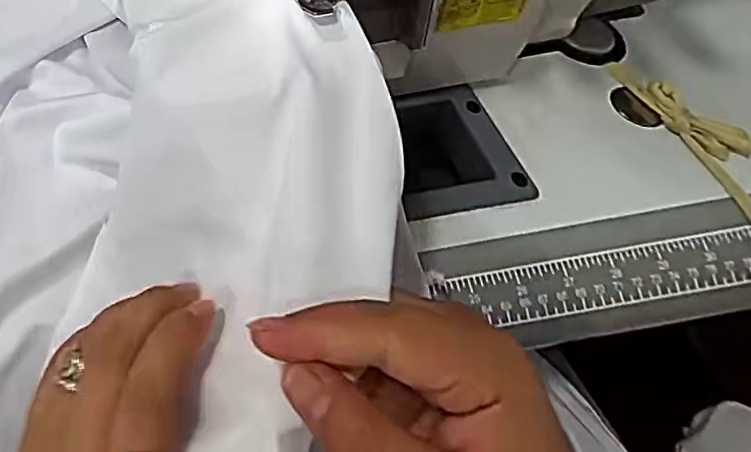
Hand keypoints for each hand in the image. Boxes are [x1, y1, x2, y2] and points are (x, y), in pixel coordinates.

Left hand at [18, 284, 217, 451]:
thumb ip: (179, 422)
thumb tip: (193, 359)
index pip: (147, 385)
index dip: (178, 338)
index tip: (206, 309)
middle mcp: (71, 440)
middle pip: (108, 352)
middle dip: (151, 310)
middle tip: (187, 290)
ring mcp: (39, 435)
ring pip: (77, 351)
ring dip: (120, 316)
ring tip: (155, 301)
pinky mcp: (25, 433)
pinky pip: (54, 369)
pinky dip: (86, 338)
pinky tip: (109, 329)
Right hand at [249, 291, 570, 451]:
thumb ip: (360, 431)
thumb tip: (300, 374)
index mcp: (484, 360)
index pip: (384, 327)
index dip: (318, 330)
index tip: (266, 335)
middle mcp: (476, 342)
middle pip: (381, 319)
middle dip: (325, 334)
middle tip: (272, 346)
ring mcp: (466, 357)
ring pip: (380, 334)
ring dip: (337, 353)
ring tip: (295, 367)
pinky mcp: (452, 378)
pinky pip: (392, 359)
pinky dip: (358, 374)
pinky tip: (335, 387)